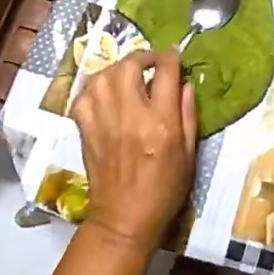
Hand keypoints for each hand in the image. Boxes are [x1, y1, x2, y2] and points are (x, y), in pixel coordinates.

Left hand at [72, 50, 197, 252]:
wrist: (124, 220)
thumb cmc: (164, 189)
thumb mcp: (189, 153)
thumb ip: (188, 113)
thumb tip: (184, 82)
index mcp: (160, 123)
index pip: (165, 72)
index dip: (171, 56)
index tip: (174, 54)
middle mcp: (130, 116)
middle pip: (130, 65)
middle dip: (143, 57)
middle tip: (150, 64)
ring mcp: (104, 122)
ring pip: (103, 75)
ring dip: (118, 69)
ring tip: (128, 75)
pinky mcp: (86, 130)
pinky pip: (84, 95)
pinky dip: (95, 87)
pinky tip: (106, 92)